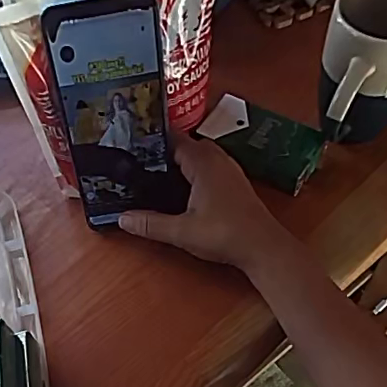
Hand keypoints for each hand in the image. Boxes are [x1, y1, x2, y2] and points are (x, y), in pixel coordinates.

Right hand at [121, 138, 292, 271]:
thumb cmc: (224, 234)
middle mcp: (218, 159)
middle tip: (140, 165)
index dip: (152, 143)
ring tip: (158, 176)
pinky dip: (195, 173)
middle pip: (186, 146)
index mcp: (203, 162)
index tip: (132, 149)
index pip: (173, 139)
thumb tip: (123, 219)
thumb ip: (151, 224)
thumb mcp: (182, 232)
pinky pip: (210, 168)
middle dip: (165, 154)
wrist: (263, 247)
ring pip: (200, 157)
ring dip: (181, 164)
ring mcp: (229, 170)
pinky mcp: (236, 183)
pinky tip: (184, 191)